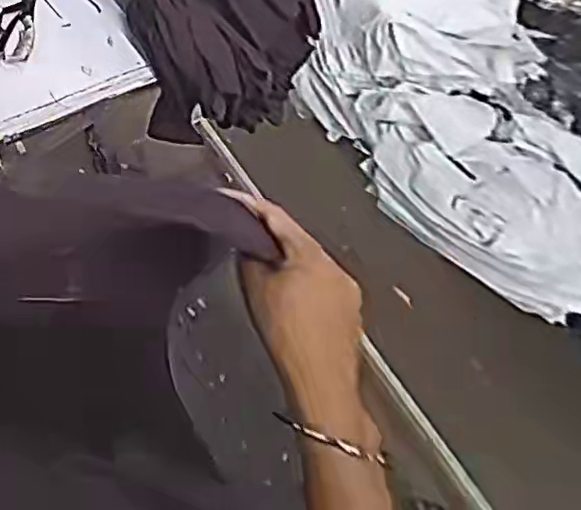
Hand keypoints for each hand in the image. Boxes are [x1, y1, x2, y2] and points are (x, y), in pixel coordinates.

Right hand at [223, 190, 365, 416]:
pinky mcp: (349, 310)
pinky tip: (282, 282)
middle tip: (241, 222)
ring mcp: (348, 291)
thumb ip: (251, 254)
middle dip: (269, 229)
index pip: (278, 217)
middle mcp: (337, 269)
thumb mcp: (255, 284)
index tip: (231, 196)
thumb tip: (249, 243)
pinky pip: (319, 278)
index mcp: (313, 257)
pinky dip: (298, 272)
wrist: (321, 382)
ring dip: (284, 252)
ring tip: (258, 252)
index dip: (251, 204)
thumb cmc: (286, 332)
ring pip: (309, 258)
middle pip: (297, 236)